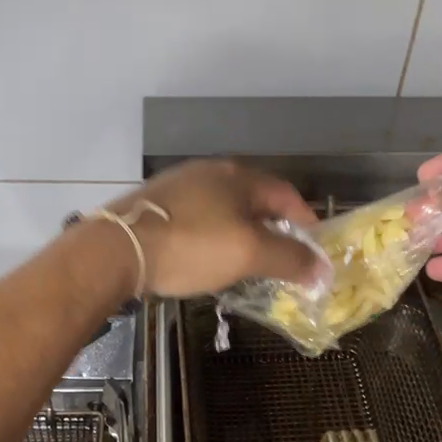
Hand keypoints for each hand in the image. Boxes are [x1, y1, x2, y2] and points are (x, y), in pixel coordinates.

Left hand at [97, 159, 321, 297]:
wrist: (118, 249)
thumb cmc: (192, 246)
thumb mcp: (248, 254)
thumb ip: (289, 259)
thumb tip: (323, 269)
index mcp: (239, 177)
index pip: (287, 195)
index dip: (305, 223)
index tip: (314, 251)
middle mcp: (210, 172)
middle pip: (254, 200)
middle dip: (273, 229)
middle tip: (282, 261)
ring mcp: (179, 187)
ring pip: (224, 210)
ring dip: (241, 234)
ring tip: (246, 263)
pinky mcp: (155, 207)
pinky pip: (197, 221)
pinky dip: (212, 238)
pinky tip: (205, 259)